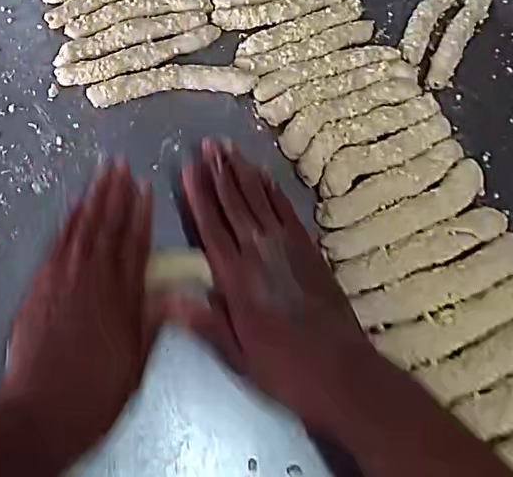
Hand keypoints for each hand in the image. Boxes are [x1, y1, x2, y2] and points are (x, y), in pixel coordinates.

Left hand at [0, 161, 156, 465]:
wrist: (39, 410)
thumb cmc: (94, 391)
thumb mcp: (136, 362)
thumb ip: (154, 320)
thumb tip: (180, 292)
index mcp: (122, 294)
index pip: (136, 242)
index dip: (141, 211)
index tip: (145, 186)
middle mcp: (95, 275)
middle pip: (109, 224)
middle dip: (117, 191)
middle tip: (121, 163)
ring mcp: (65, 274)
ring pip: (84, 224)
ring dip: (95, 194)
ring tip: (102, 170)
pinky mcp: (42, 280)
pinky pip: (60, 238)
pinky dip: (69, 217)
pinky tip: (75, 202)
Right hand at [176, 139, 386, 438]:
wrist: (342, 370)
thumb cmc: (284, 367)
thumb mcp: (238, 354)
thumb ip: (206, 320)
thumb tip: (171, 295)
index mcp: (236, 276)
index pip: (210, 225)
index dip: (197, 194)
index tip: (187, 167)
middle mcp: (258, 250)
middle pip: (233, 202)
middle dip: (217, 170)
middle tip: (207, 143)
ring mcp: (285, 244)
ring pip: (258, 197)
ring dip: (241, 170)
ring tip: (228, 147)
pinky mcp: (306, 245)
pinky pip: (285, 207)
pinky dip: (272, 187)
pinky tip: (263, 172)